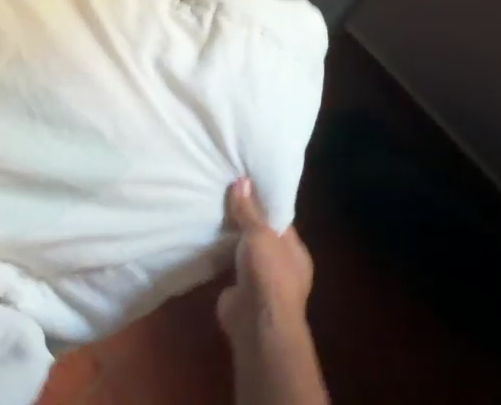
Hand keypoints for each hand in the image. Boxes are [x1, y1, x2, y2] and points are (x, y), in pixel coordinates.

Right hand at [217, 178, 314, 343]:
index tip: (242, 184)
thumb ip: (249, 210)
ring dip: (229, 237)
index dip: (262, 203)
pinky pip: (229, 264)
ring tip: (208, 212)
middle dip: (242, 218)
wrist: (257, 320)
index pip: (279, 221)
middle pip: (260, 234)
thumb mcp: (260, 235)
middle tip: (219, 194)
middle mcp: (281, 265)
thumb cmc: (268, 273)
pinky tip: (204, 239)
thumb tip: (242, 180)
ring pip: (243, 250)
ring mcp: (261, 279)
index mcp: (295, 252)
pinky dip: (219, 253)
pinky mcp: (241, 289)